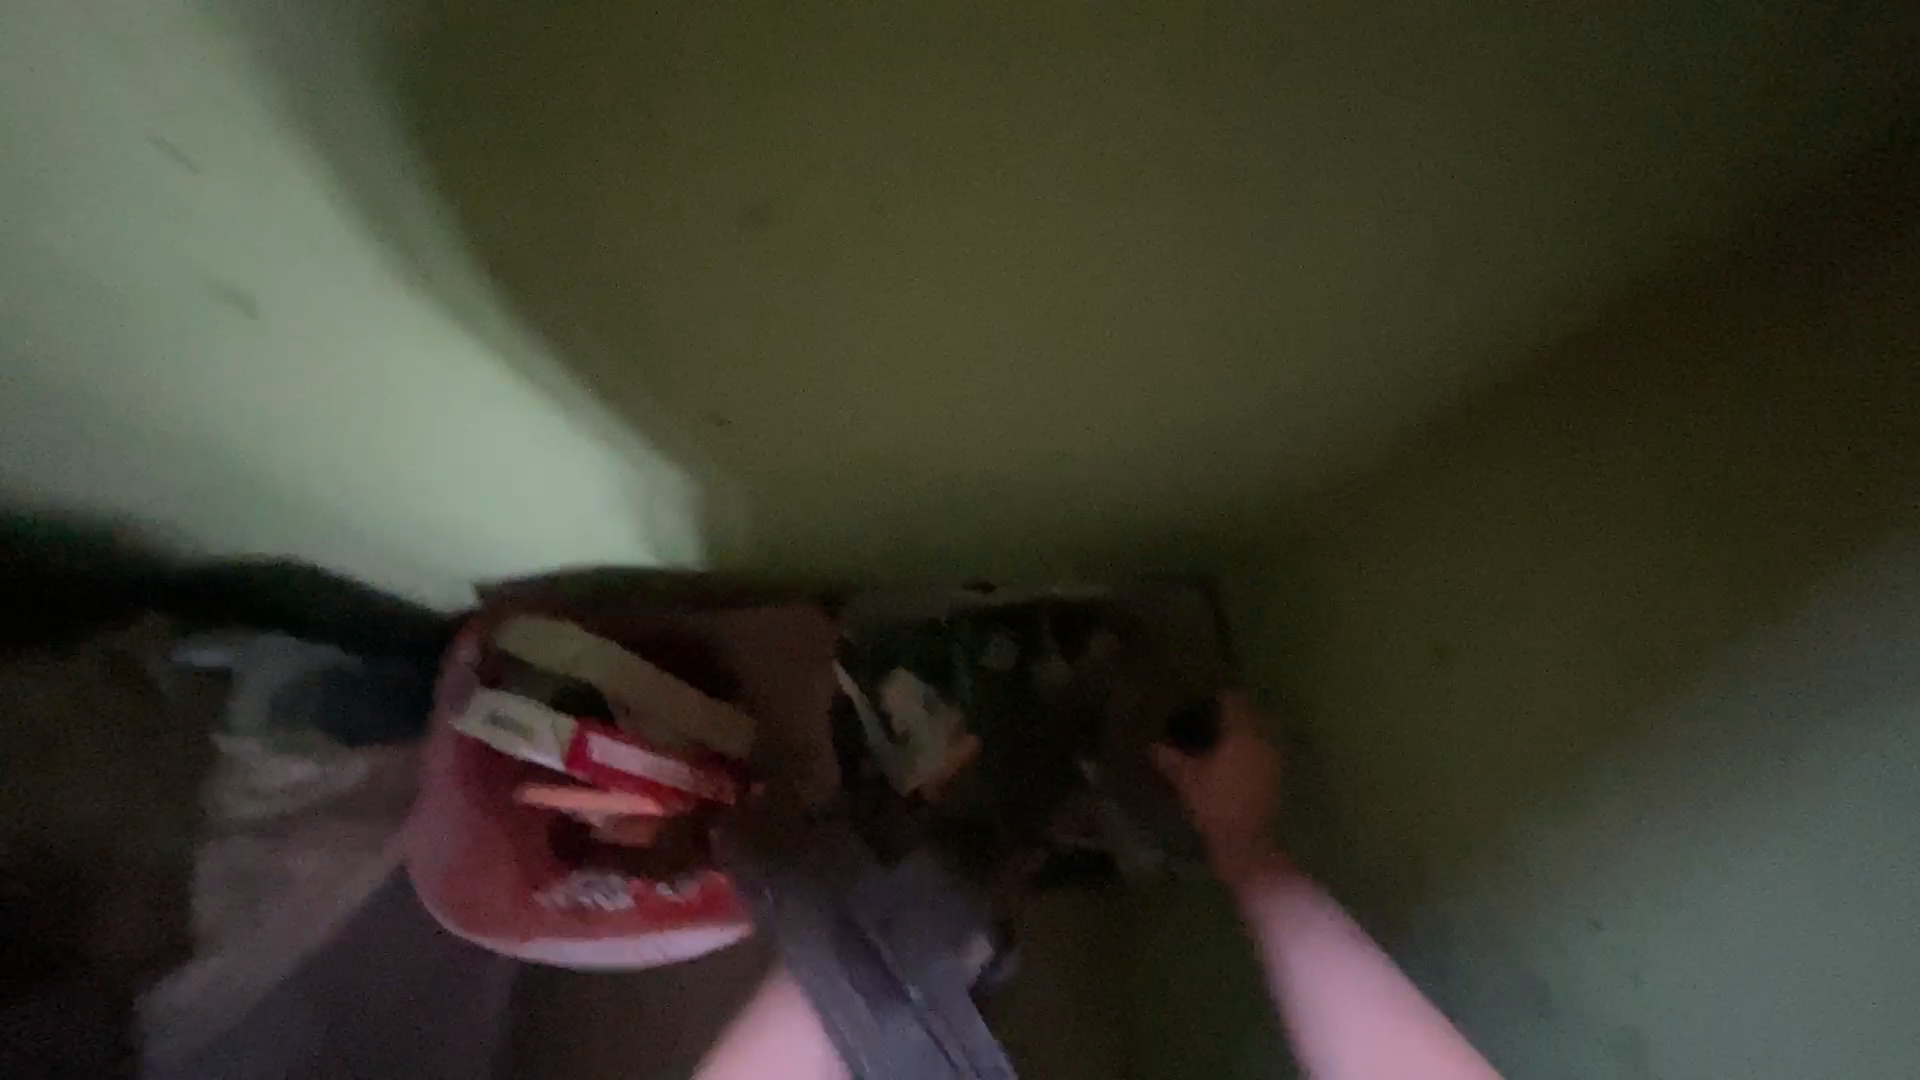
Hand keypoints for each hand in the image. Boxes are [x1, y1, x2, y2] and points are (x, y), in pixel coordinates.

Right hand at [1152, 691, 1283, 885]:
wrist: (1248, 845)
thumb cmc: (1215, 804)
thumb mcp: (1186, 779)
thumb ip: (1169, 758)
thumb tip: (1152, 746)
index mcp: (1242, 733)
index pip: (1235, 700)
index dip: (1219, 695)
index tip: (1203, 697)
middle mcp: (1264, 740)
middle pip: (1252, 714)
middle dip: (1233, 713)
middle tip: (1210, 717)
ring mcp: (1276, 760)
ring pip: (1261, 734)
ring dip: (1244, 733)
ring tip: (1221, 740)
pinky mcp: (1279, 779)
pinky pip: (1265, 753)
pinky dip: (1252, 752)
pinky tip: (1233, 762)